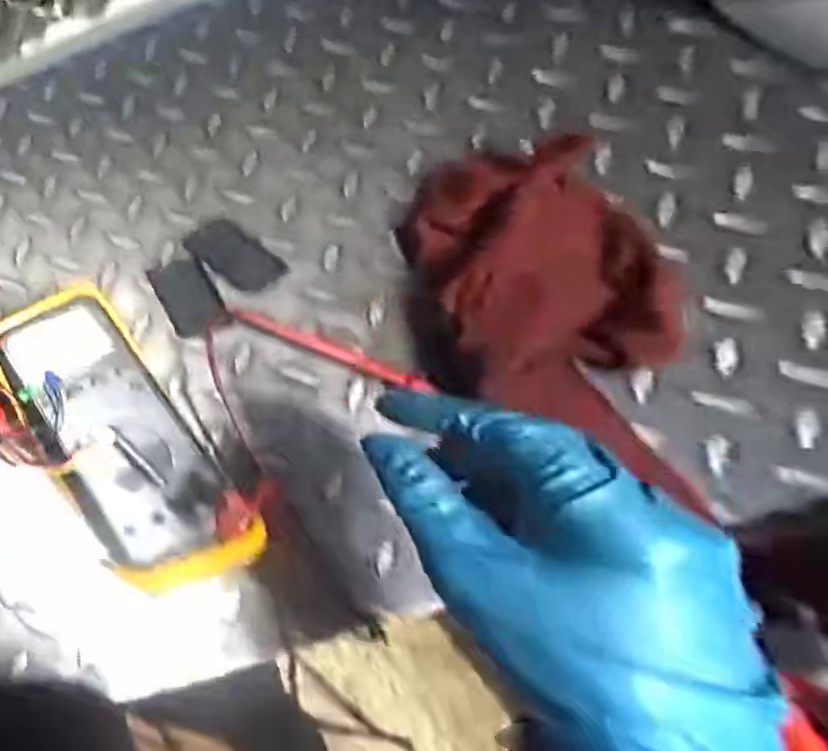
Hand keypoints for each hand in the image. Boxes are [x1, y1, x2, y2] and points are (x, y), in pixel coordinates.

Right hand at [362, 391, 784, 750]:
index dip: (446, 414)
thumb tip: (380, 443)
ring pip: (568, 481)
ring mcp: (679, 543)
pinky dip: (532, 504)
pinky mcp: (680, 571)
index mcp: (616, 507)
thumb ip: (422, 496)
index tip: (389, 407)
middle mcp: (660, 512)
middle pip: (547, 452)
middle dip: (473, 446)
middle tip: (415, 447)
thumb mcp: (471, 568)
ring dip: (501, 477)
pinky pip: (590, 510)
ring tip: (446, 488)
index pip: (518, 432)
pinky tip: (495, 523)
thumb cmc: (556, 653)